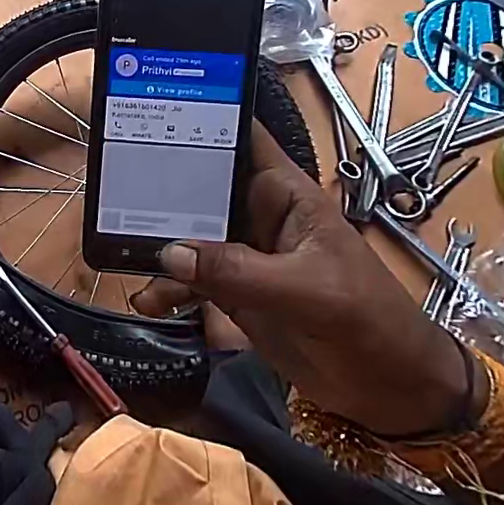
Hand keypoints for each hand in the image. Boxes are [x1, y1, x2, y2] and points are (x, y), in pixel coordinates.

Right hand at [135, 122, 475, 436]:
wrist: (392, 395)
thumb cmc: (370, 325)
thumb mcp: (310, 293)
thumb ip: (240, 271)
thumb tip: (171, 254)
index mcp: (281, 193)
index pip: (238, 139)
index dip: (199, 119)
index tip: (149, 109)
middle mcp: (253, 214)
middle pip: (196, 186)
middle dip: (156, 186)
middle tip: (111, 189)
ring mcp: (238, 253)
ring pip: (183, 234)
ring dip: (153, 243)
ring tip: (119, 252)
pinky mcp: (229, 290)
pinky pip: (186, 279)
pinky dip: (164, 288)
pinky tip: (146, 300)